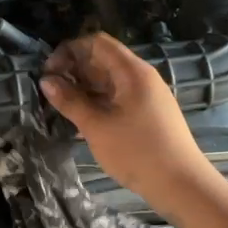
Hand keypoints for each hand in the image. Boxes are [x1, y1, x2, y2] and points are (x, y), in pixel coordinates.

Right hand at [39, 33, 214, 197]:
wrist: (181, 185)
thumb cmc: (137, 151)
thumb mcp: (97, 126)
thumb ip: (70, 100)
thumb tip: (46, 80)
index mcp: (132, 71)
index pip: (96, 42)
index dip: (70, 50)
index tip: (50, 72)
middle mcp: (141, 77)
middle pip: (102, 60)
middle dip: (74, 71)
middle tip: (51, 93)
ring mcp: (146, 96)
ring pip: (109, 81)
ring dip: (84, 89)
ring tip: (61, 107)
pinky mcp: (148, 113)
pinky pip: (117, 97)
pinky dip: (97, 102)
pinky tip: (82, 120)